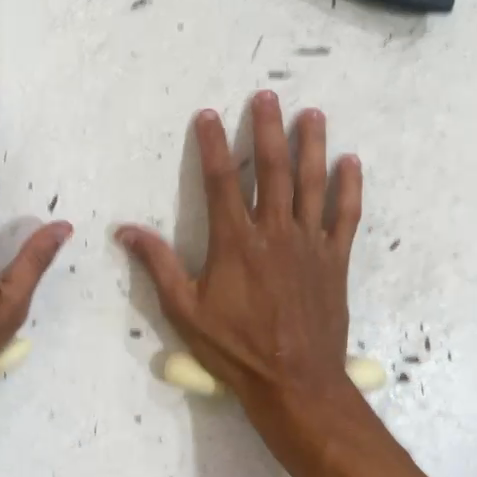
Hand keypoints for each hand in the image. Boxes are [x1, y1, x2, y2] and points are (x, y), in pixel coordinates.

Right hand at [117, 91, 364, 456]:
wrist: (293, 380)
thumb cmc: (233, 348)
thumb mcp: (183, 310)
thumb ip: (159, 266)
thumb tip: (126, 231)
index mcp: (234, 242)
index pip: (221, 182)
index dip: (213, 145)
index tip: (208, 115)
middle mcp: (275, 233)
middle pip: (273, 170)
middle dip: (268, 130)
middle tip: (268, 96)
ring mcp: (310, 244)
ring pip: (313, 184)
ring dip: (313, 146)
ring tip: (312, 113)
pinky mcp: (335, 261)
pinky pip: (346, 216)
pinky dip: (349, 188)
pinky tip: (351, 162)